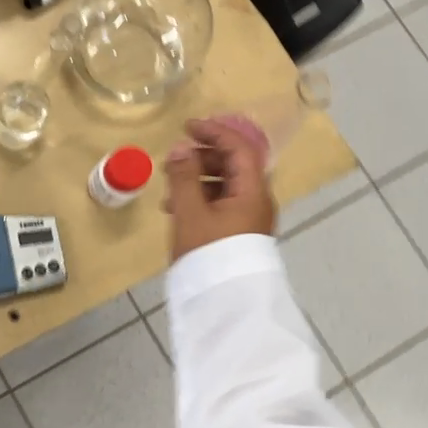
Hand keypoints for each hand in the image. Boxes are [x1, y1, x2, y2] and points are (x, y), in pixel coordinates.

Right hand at [166, 114, 276, 262]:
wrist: (223, 301)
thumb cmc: (207, 251)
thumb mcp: (190, 212)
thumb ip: (183, 177)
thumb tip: (179, 148)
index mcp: (252, 190)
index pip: (239, 147)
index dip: (214, 131)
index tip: (187, 127)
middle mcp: (257, 200)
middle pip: (235, 164)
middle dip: (204, 155)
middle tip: (175, 159)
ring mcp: (249, 218)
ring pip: (226, 184)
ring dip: (199, 177)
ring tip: (171, 188)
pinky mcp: (238, 233)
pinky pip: (222, 203)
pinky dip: (201, 196)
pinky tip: (178, 207)